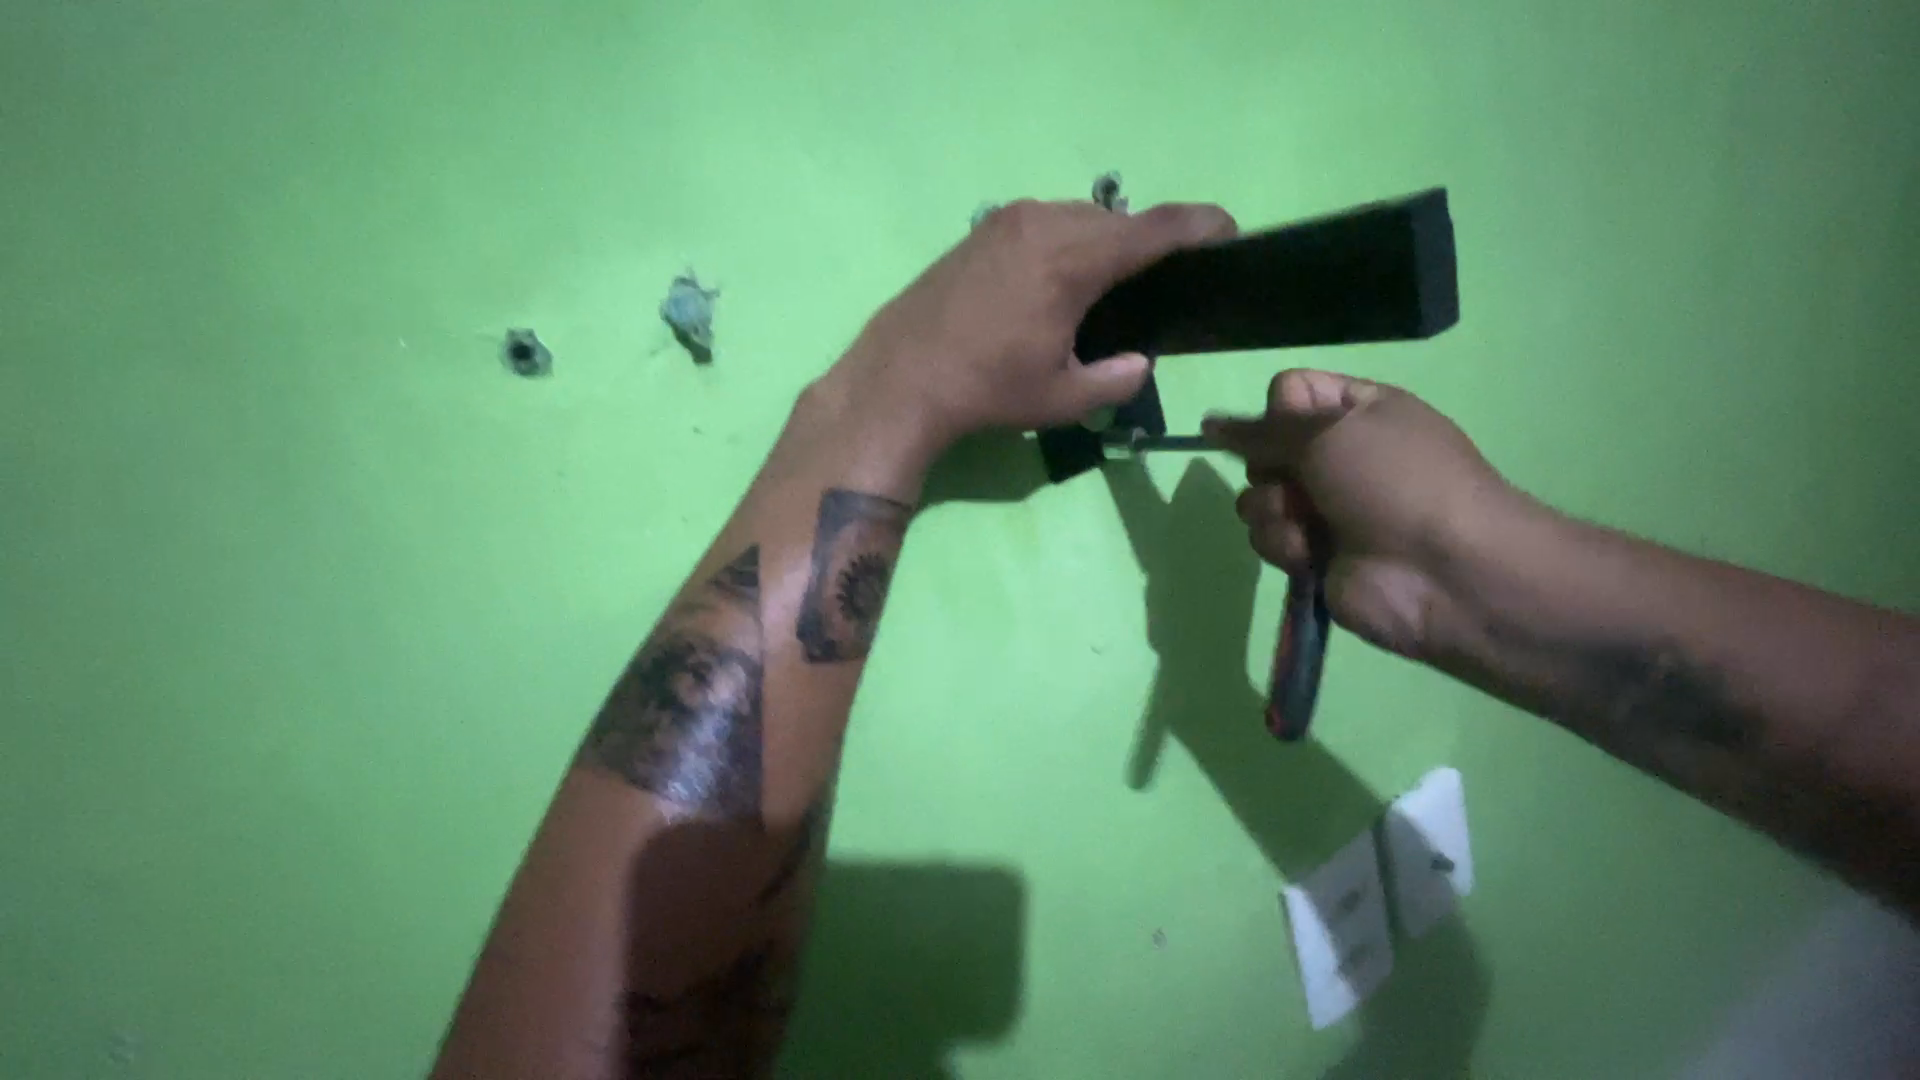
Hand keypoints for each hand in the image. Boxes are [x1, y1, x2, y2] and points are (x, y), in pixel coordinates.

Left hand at [830, 199, 1237, 451]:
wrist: (900, 377)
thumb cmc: (986, 390)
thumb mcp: (1062, 398)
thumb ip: (1117, 379)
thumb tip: (1139, 364)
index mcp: (1073, 260)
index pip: (1154, 229)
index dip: (1199, 226)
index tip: (1229, 231)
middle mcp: (1044, 222)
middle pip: (1117, 220)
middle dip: (1146, 243)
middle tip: (1159, 279)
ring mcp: (1007, 220)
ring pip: (1077, 218)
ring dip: (1101, 242)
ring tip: (1106, 285)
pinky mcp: (981, 230)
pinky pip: (1043, 223)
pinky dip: (1064, 242)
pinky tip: (1056, 280)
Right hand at [1204, 370, 1524, 658]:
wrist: (1442, 570)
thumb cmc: (1395, 482)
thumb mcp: (1331, 433)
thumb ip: (1263, 429)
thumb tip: (1208, 423)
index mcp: (1354, 411)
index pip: (1287, 393)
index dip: (1277, 412)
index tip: (1289, 429)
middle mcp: (1334, 456)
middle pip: (1261, 449)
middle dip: (1269, 467)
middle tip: (1302, 479)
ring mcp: (1320, 507)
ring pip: (1254, 497)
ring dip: (1274, 511)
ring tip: (1310, 525)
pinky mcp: (1309, 552)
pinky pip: (1264, 537)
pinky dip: (1285, 545)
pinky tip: (1314, 554)